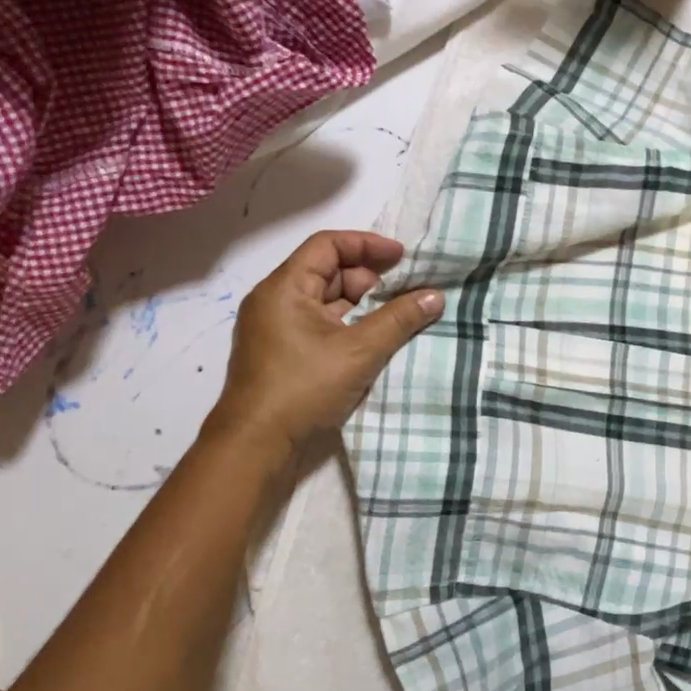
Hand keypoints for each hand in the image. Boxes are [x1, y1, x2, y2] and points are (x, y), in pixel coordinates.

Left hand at [208, 230, 442, 459]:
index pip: (328, 245)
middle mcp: (275, 301)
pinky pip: (319, 324)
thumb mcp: (360, 351)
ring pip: (325, 300)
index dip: (367, 245)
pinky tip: (373, 339)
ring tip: (396, 316)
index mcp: (285, 288)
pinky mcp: (281, 353)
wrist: (255, 446)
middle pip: (327, 271)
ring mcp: (275, 328)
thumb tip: (435, 296)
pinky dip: (347, 324)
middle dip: (368, 278)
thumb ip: (400, 319)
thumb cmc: (303, 387)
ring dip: (361, 304)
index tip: (402, 258)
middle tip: (404, 292)